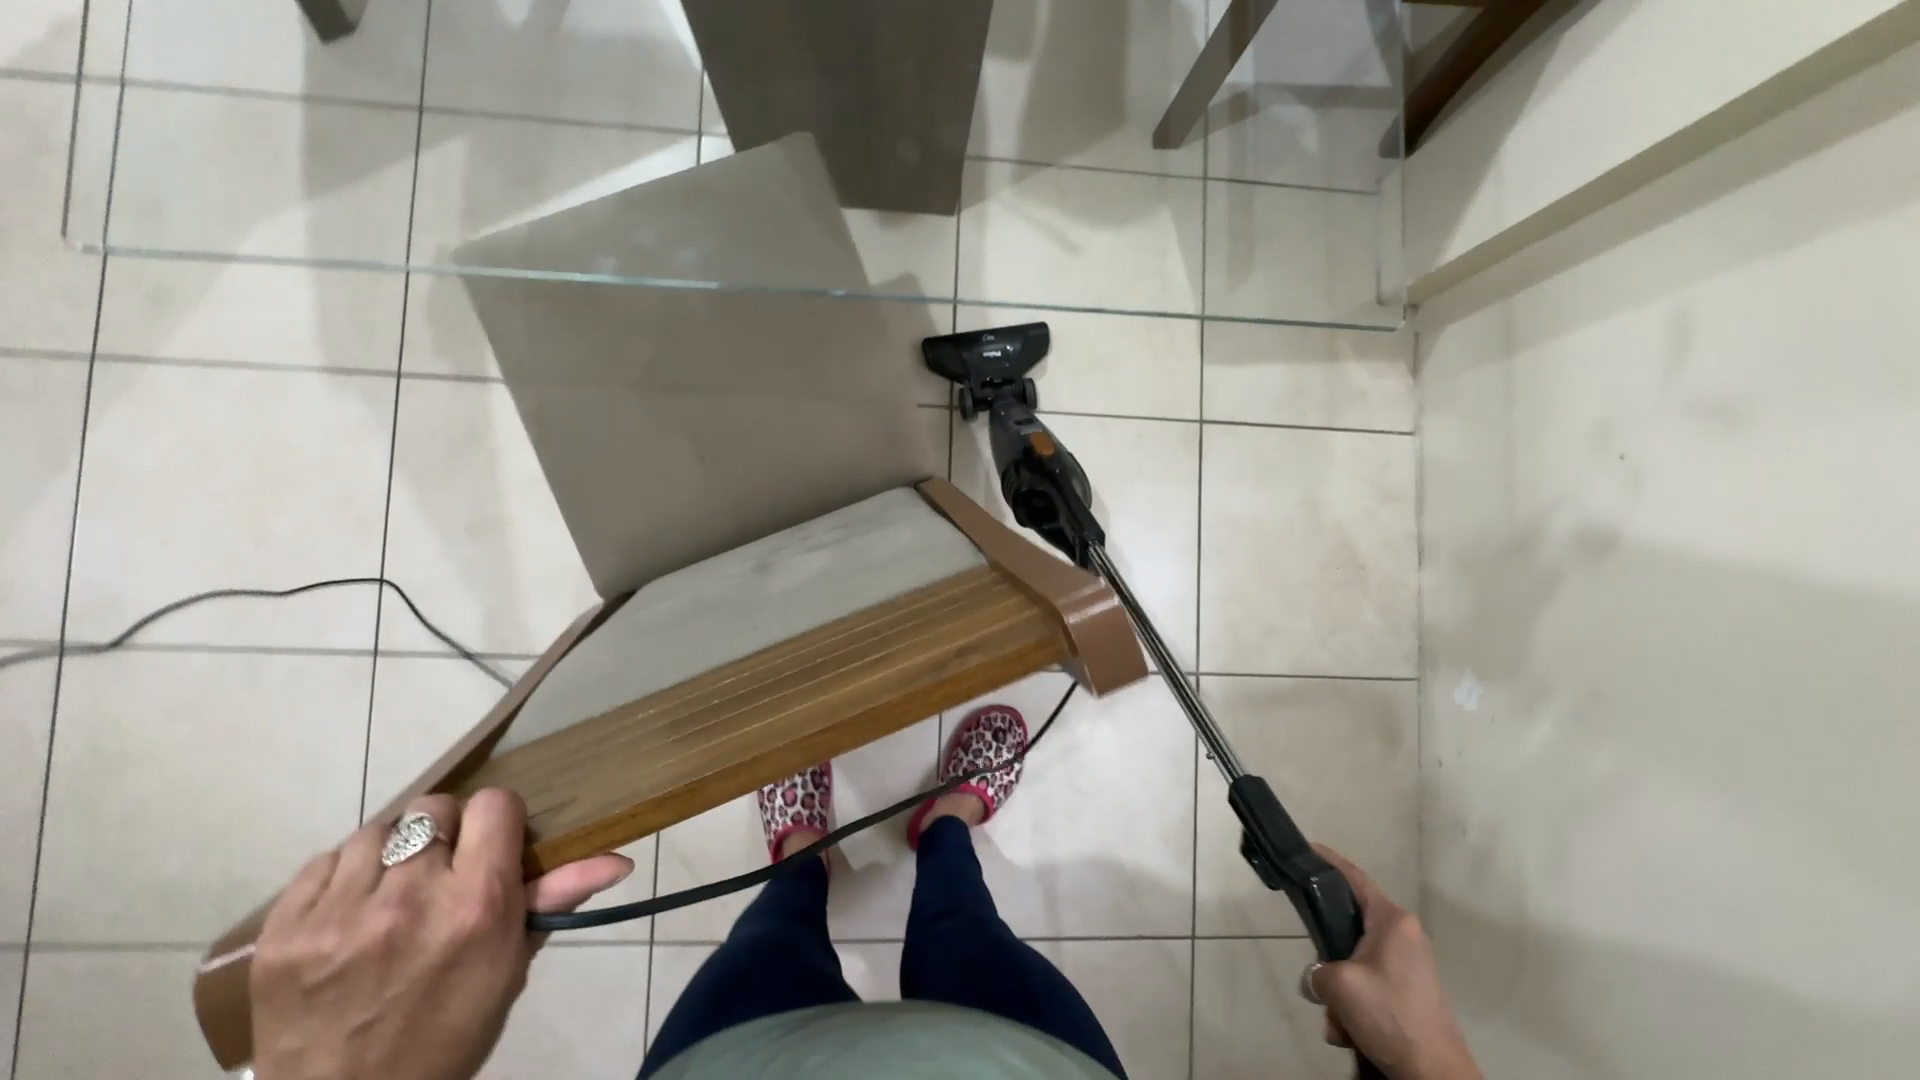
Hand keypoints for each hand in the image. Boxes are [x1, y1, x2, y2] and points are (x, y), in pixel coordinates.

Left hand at [249, 788, 632, 1079]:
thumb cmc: (450, 1034)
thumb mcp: (512, 967)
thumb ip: (557, 900)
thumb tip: (620, 859)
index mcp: (477, 904)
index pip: (495, 804)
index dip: (498, 822)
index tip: (492, 848)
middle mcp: (411, 896)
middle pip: (434, 808)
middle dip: (446, 834)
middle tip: (442, 875)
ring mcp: (339, 913)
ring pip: (377, 830)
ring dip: (391, 855)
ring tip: (391, 896)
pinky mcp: (283, 931)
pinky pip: (323, 862)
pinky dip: (342, 879)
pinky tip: (350, 915)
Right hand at [1307, 845, 1480, 1079]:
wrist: (1435, 1074)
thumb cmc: (1390, 1014)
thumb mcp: (1338, 984)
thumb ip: (1315, 970)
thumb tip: (1318, 979)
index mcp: (1391, 920)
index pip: (1353, 877)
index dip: (1326, 861)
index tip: (1304, 848)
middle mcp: (1403, 935)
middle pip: (1347, 926)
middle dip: (1326, 956)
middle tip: (1315, 972)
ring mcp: (1407, 964)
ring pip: (1353, 962)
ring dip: (1338, 991)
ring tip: (1339, 1018)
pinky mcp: (1407, 991)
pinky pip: (1366, 985)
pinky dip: (1353, 1006)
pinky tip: (1350, 1031)